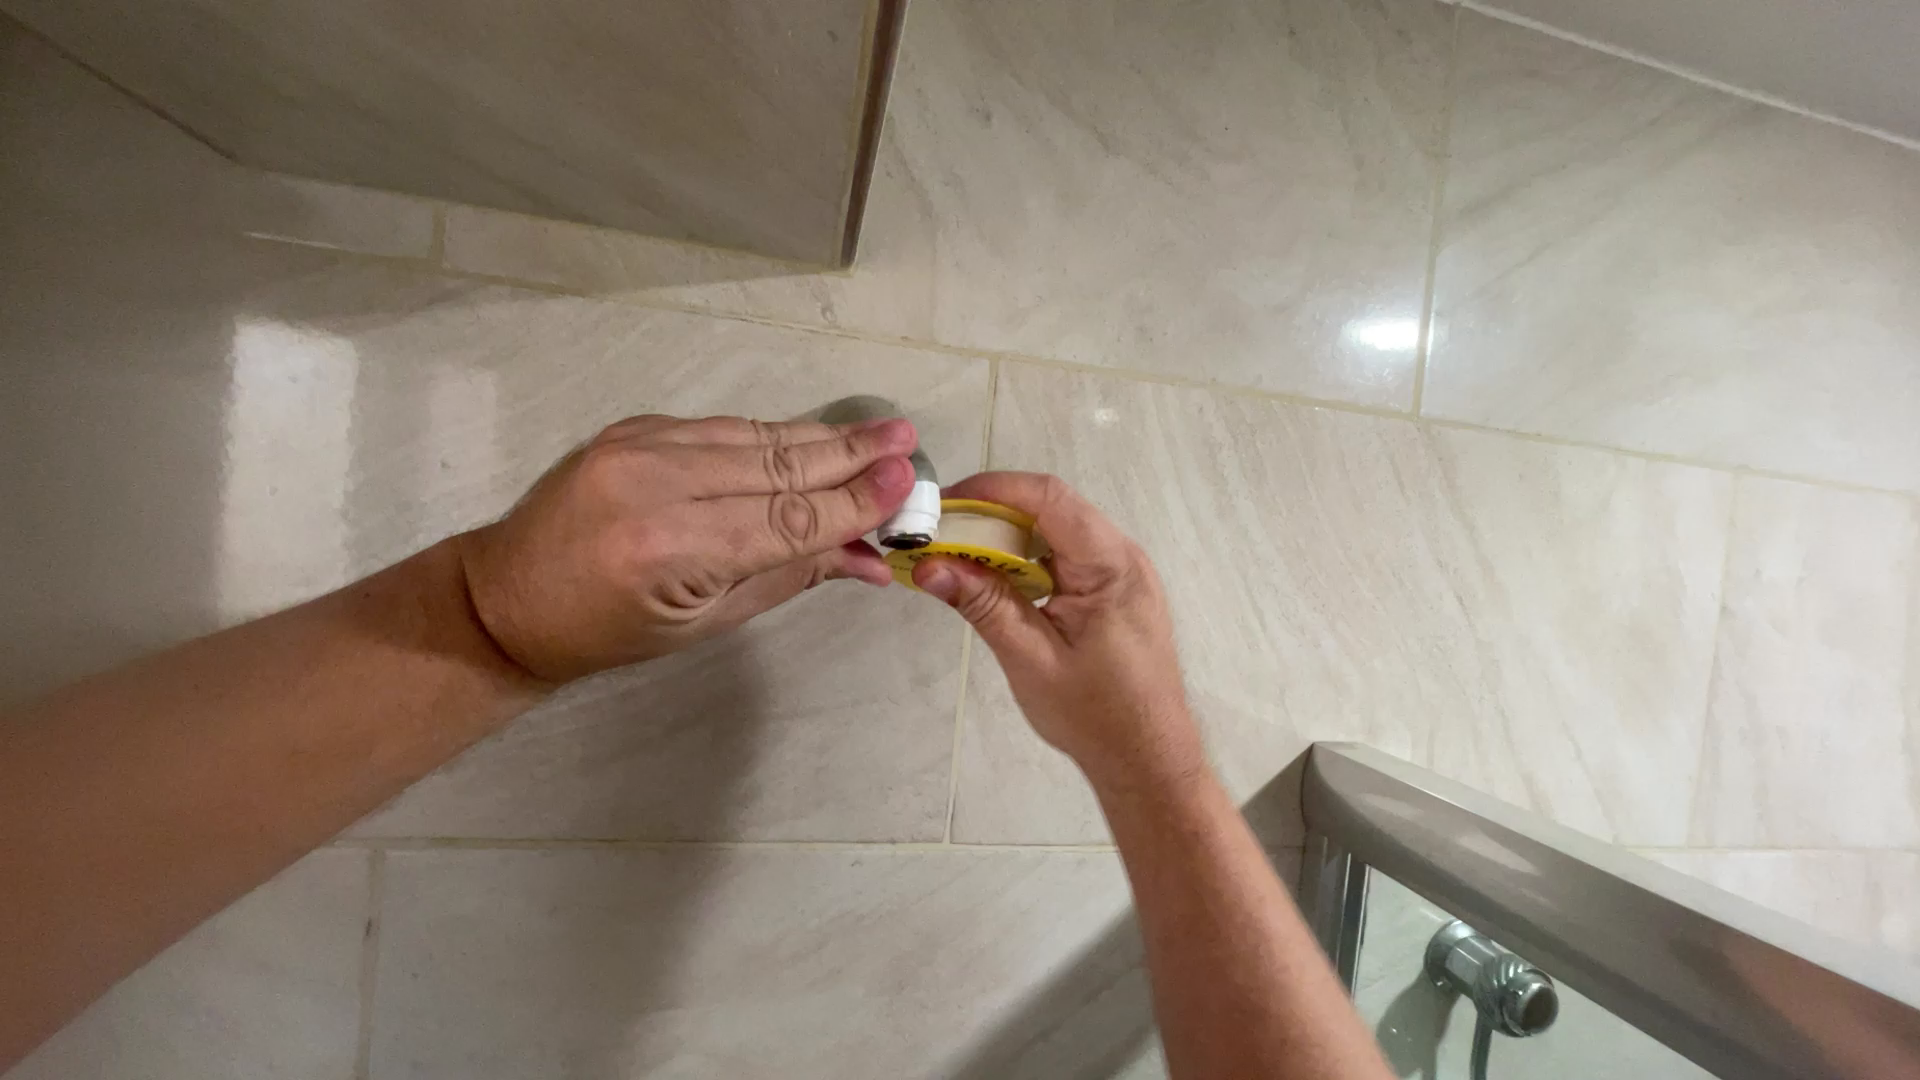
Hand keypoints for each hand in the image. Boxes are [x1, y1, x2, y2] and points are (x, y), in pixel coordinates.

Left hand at [457, 413, 915, 682]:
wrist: (506, 596)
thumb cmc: (608, 632)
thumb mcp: (706, 621)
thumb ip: (789, 576)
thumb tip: (870, 561)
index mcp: (671, 548)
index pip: (788, 519)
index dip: (853, 503)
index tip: (906, 483)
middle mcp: (656, 483)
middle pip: (778, 464)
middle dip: (850, 454)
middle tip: (906, 440)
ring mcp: (640, 445)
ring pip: (756, 437)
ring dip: (820, 438)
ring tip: (876, 434)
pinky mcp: (634, 427)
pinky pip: (723, 429)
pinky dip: (774, 436)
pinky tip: (812, 439)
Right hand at [911, 472, 1202, 789]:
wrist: (1148, 758)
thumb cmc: (1095, 716)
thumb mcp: (1031, 660)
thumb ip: (984, 605)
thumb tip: (930, 564)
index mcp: (1111, 565)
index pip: (1049, 498)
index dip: (992, 489)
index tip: (944, 506)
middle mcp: (1122, 555)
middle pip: (1051, 508)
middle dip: (992, 512)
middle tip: (941, 532)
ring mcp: (1120, 571)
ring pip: (1055, 530)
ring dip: (1006, 536)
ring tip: (959, 553)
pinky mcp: (1111, 589)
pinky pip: (1063, 555)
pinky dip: (1025, 558)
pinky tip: (995, 578)